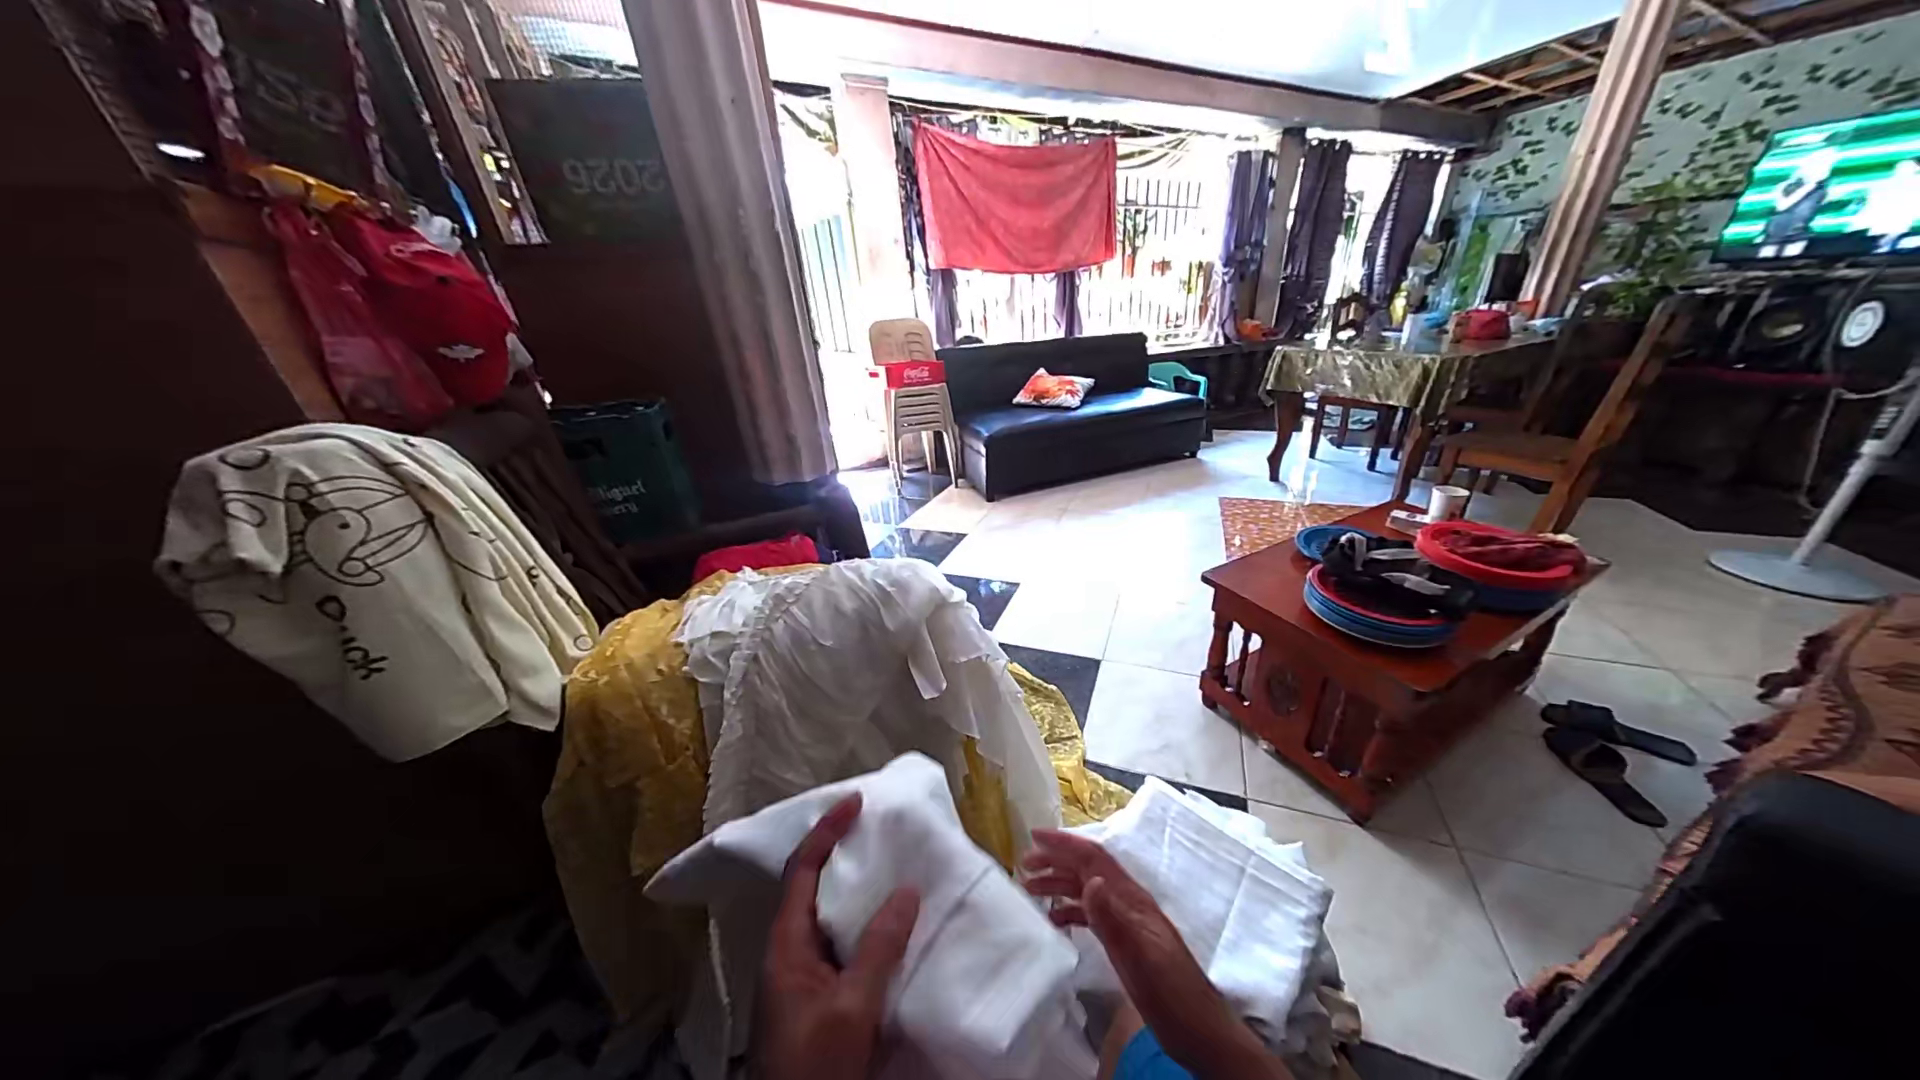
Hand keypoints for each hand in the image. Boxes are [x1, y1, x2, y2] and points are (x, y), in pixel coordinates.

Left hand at [755, 793, 921, 1079]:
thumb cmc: (812, 1067)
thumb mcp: (850, 1008)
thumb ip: (878, 948)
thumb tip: (907, 890)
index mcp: (785, 944)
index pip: (802, 869)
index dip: (826, 831)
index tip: (856, 802)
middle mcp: (791, 951)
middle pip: (813, 886)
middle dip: (844, 853)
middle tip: (879, 829)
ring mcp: (804, 977)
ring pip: (832, 917)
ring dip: (859, 890)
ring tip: (893, 867)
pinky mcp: (821, 998)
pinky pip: (845, 945)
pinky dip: (867, 926)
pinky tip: (894, 927)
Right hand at [1022, 829, 1289, 1079]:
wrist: (1204, 1034)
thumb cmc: (1173, 995)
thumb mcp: (1140, 958)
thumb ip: (1114, 920)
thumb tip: (1090, 879)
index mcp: (1133, 900)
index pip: (1095, 859)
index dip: (1065, 844)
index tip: (1036, 835)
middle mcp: (1129, 903)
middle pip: (1088, 870)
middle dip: (1056, 861)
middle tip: (1024, 864)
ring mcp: (1129, 922)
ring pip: (1088, 890)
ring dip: (1060, 884)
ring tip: (1030, 887)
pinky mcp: (1126, 942)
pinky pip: (1093, 914)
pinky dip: (1071, 910)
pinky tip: (1056, 919)